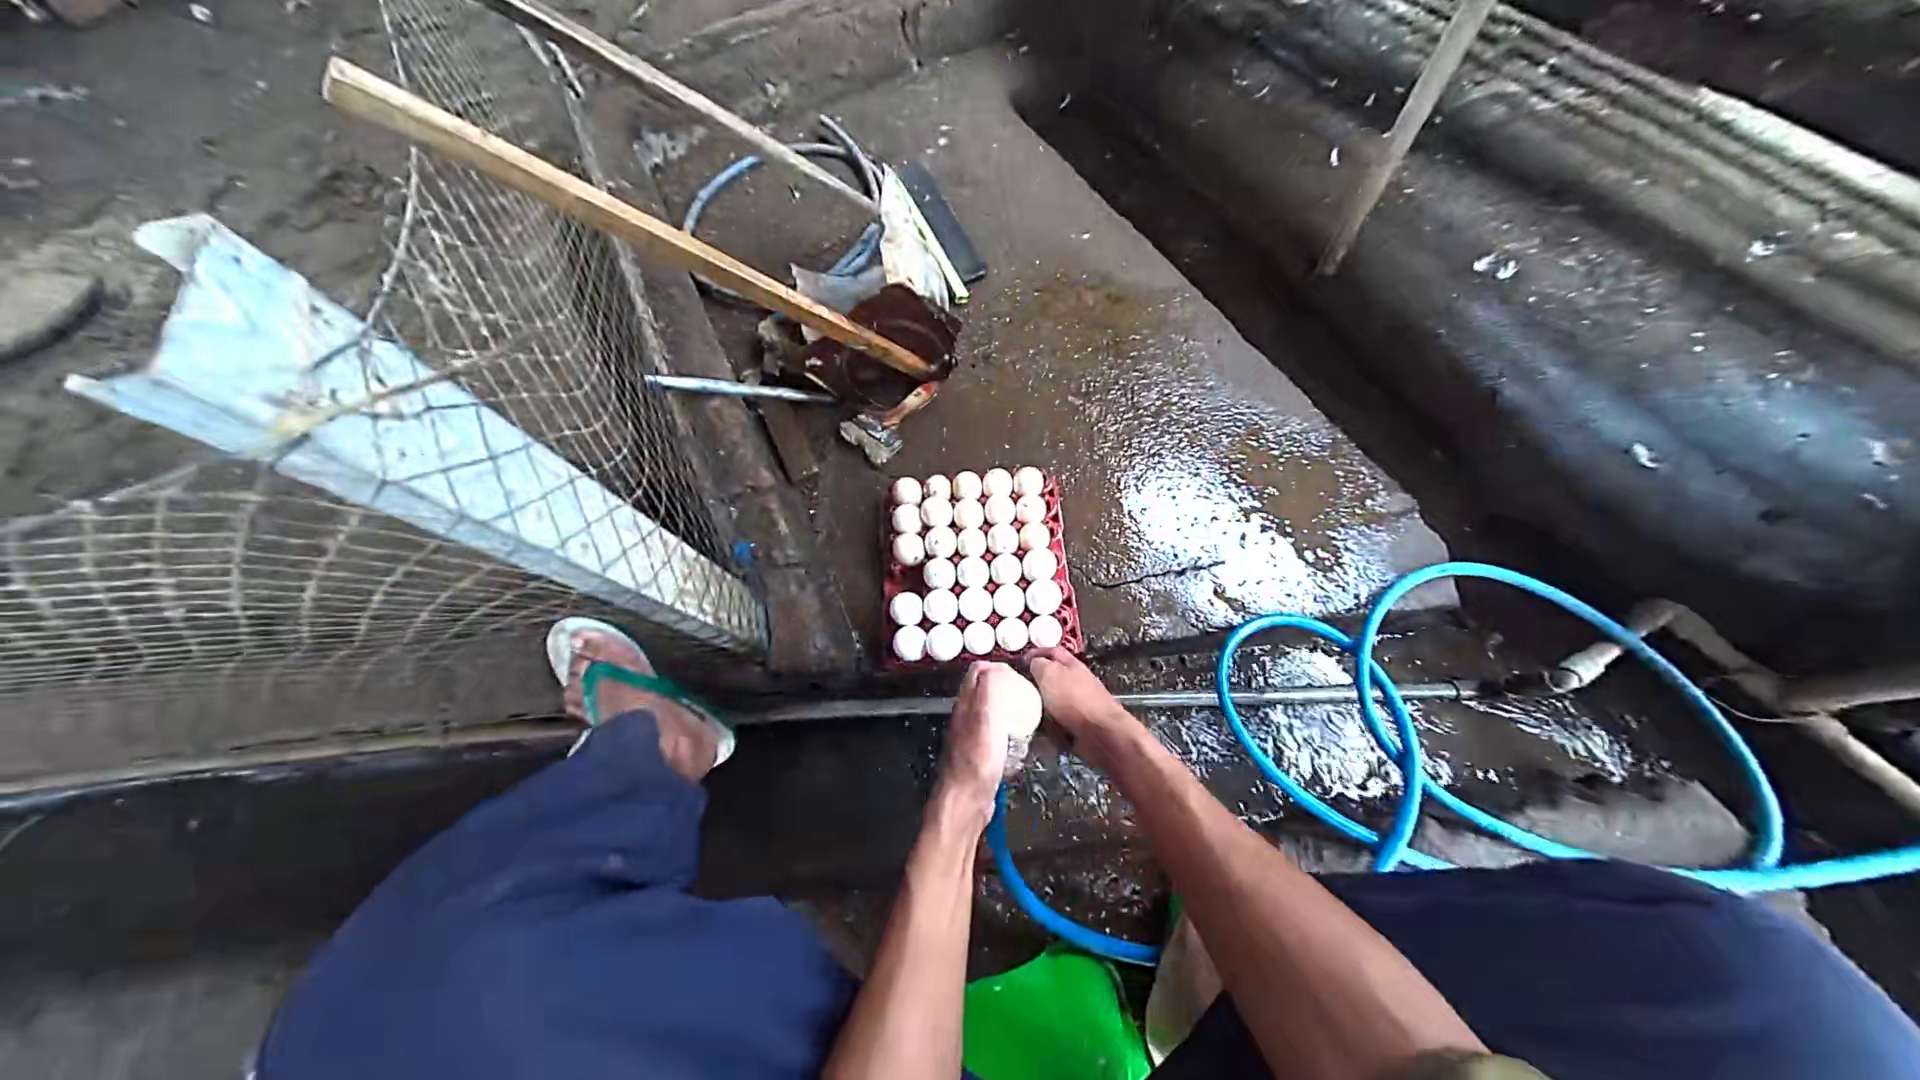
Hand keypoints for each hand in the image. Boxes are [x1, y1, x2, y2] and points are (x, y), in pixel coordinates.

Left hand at [934, 662, 1037, 822]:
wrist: (966, 803)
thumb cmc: (977, 762)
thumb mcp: (985, 722)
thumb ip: (987, 694)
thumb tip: (992, 667)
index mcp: (966, 706)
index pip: (976, 673)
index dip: (996, 667)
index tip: (1018, 674)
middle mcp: (965, 718)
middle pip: (983, 691)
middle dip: (1004, 687)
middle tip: (1027, 692)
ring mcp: (971, 737)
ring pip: (989, 713)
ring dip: (1007, 711)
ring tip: (1028, 714)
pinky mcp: (979, 756)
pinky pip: (995, 736)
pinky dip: (1008, 733)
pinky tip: (1020, 742)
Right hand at [1026, 648, 1139, 764]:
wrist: (1101, 734)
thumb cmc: (1074, 699)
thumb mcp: (1050, 674)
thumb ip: (1039, 665)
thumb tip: (1034, 663)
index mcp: (1073, 665)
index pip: (1053, 651)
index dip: (1036, 652)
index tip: (1021, 660)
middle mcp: (1079, 683)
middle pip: (1054, 677)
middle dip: (1037, 681)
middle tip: (1019, 686)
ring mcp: (1081, 705)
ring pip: (1055, 701)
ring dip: (1041, 705)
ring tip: (1024, 709)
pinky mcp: (1080, 726)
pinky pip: (1058, 722)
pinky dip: (1048, 725)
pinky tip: (1038, 729)